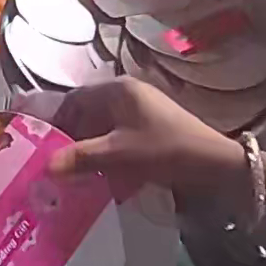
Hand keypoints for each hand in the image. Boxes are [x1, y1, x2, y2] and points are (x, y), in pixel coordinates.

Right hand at [46, 77, 243, 199]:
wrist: (220, 167)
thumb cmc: (166, 150)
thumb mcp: (119, 155)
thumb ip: (80, 158)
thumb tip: (45, 167)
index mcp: (116, 90)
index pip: (73, 100)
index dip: (57, 122)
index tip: (45, 145)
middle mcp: (127, 94)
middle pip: (87, 114)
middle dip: (73, 139)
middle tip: (60, 162)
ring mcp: (141, 110)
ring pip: (102, 128)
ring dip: (90, 149)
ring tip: (80, 172)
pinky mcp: (151, 128)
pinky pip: (118, 137)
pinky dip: (108, 154)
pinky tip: (106, 175)